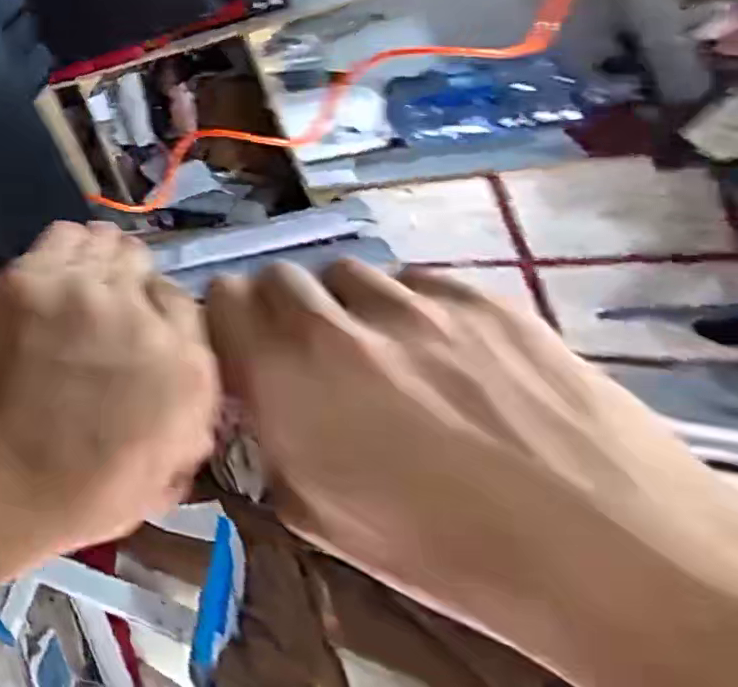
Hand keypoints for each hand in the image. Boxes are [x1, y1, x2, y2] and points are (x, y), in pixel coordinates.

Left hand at [0, 221, 218, 562]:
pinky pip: (59, 236)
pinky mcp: (28, 277)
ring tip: (79, 275)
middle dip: (127, 281)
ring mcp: (81, 291)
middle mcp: (142, 318)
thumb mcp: (157, 480)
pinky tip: (54, 262)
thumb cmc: (71, 493)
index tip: (135, 321)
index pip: (184, 306)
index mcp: (187, 370)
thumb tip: (181, 386)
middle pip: (142, 268)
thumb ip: (183, 423)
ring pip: (104, 245)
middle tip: (102, 300)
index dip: (157, 312)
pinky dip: (64, 244)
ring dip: (97, 257)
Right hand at [207, 260, 737, 683]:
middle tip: (308, 346)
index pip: (219, 296)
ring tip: (376, 344)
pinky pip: (418, 281)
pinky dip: (412, 305)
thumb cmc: (443, 551)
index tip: (244, 341)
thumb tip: (243, 403)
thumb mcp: (311, 508)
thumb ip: (257, 439)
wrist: (623, 569)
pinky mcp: (486, 306)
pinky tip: (438, 347)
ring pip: (345, 273)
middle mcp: (332, 327)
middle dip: (280, 305)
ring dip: (345, 303)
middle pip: (275, 275)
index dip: (227, 316)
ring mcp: (413, 310)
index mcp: (279, 374)